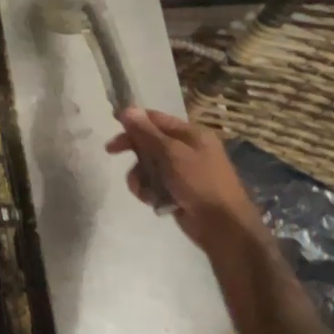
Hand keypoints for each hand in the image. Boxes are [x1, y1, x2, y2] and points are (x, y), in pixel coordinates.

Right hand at [107, 108, 263, 249]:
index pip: (156, 119)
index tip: (113, 125)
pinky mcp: (176, 190)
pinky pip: (153, 184)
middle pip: (150, 142)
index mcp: (192, 135)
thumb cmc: (199, 182)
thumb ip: (147, 133)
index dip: (134, 120)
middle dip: (134, 150)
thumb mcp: (172, 154)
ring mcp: (182, 171)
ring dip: (140, 176)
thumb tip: (127, 109)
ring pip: (147, 165)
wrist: (221, 224)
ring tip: (145, 189)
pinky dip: (148, 190)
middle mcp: (187, 149)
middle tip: (111, 151)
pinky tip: (152, 200)